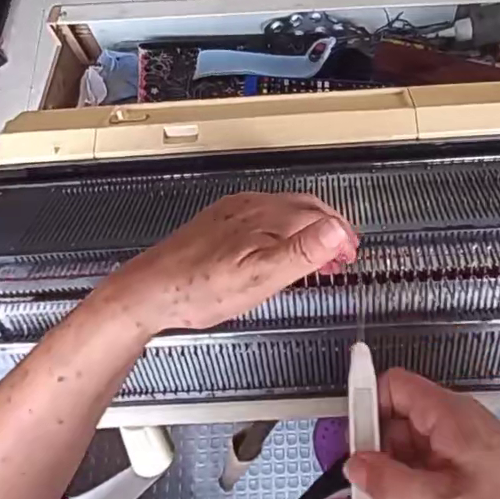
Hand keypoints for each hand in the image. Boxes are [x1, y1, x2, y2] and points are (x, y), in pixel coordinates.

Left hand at [93, 192, 358, 332]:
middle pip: (304, 209)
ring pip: (284, 212)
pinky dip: (284, 230)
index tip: (350, 254)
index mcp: (265, 217)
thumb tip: (336, 230)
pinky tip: (278, 248)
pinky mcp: (220, 223)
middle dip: (328, 229)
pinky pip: (263, 217)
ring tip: (316, 255)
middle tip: (341, 253)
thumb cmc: (197, 289)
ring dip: (307, 230)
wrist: (149, 291)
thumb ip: (302, 252)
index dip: (340, 236)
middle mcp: (250, 207)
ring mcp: (233, 213)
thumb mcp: (259, 277)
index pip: (319, 217)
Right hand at [346, 369, 499, 498]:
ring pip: (411, 470)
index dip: (365, 410)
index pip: (392, 387)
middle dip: (377, 481)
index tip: (346, 448)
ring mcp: (461, 453)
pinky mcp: (471, 478)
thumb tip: (353, 465)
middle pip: (395, 436)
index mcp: (446, 414)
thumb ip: (392, 483)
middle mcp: (451, 426)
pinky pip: (431, 489)